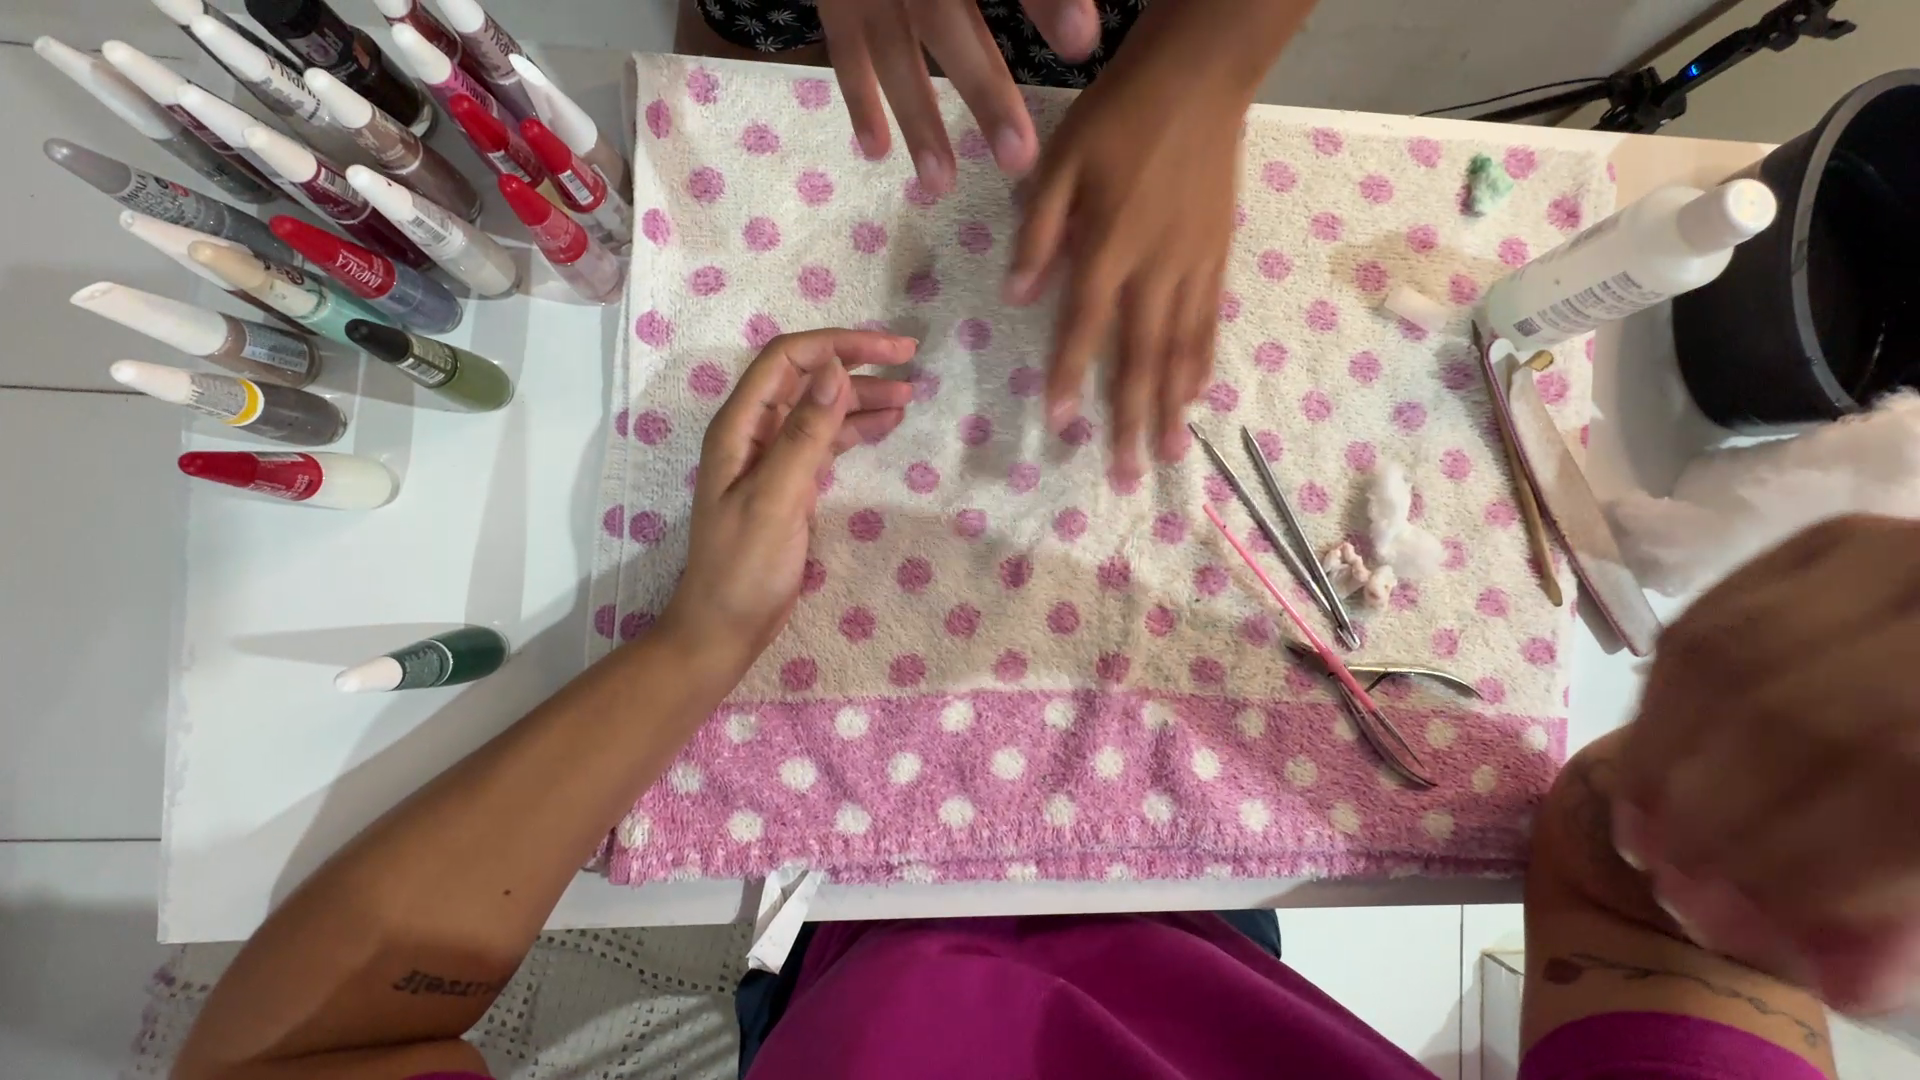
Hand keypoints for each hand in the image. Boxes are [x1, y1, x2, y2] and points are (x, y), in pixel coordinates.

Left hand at [660, 329, 916, 672]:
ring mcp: (772, 458)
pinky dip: (855, 430)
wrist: (726, 625)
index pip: (789, 360)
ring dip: (861, 398)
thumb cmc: (744, 567)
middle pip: (807, 379)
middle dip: (857, 365)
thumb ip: (804, 434)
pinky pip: (825, 442)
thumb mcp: (776, 499)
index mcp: (740, 426)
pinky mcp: (790, 484)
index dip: (839, 345)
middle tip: (910, 363)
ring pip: (820, 410)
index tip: (891, 350)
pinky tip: (885, 426)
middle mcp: (754, 432)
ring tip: (908, 397)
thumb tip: (834, 370)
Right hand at [816, 0, 1099, 190]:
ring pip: (894, 53)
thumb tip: (1083, 23)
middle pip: (947, 24)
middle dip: (984, 92)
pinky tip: (877, 151)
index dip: (1046, 4)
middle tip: (1018, 158)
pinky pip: (846, 52)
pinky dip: (860, 100)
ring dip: (917, 122)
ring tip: (940, 185)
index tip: (1083, 44)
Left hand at [1004, 31, 1241, 483]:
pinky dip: (1201, 363)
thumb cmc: (1120, 117)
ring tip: (1168, 454)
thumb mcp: (1059, 161)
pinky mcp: (1218, 257)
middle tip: (1127, 472)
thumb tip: (1017, 296)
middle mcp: (1155, 268)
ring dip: (1172, 406)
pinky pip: (1209, 322)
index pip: (1084, 327)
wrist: (1201, 77)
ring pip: (1181, 350)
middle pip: (1139, 356)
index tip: (1060, 425)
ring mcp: (1193, 266)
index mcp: (1109, 245)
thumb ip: (1038, 232)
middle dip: (1130, 418)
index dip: (1070, 377)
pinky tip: (1196, 396)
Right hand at [1613, 514, 1919, 1011]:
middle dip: (1715, 814)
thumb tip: (1834, 979)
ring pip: (1722, 655)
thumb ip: (1908, 904)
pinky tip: (1643, 772)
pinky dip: (1658, 706)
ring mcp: (1880, 555)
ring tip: (1640, 838)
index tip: (1749, 934)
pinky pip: (1700, 626)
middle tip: (1675, 889)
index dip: (1815, 860)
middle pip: (1795, 712)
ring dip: (1660, 760)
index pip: (1892, 764)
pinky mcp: (1817, 548)